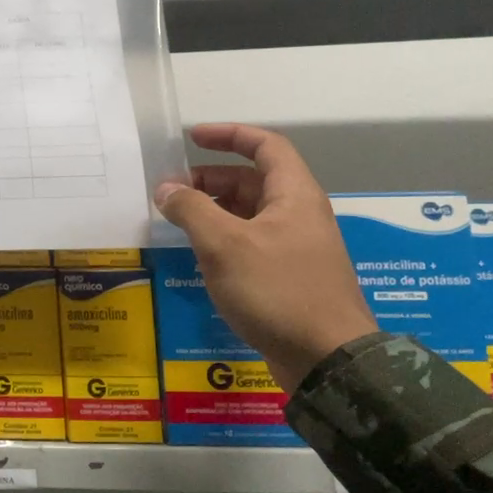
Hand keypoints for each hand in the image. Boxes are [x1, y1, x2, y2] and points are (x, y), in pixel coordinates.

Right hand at [154, 123, 377, 392]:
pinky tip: (198, 255)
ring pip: (248, 213)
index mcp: (294, 196)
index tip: (191, 137)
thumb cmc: (277, 290)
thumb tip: (166, 189)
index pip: (265, 147)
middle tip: (171, 191)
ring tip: (176, 221)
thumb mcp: (223, 244)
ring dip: (212, 209)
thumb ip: (191, 209)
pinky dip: (221, 237)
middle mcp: (298, 214)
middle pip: (252, 180)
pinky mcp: (287, 275)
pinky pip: (249, 241)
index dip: (229, 135)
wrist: (326, 356)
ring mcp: (295, 246)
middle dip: (209, 178)